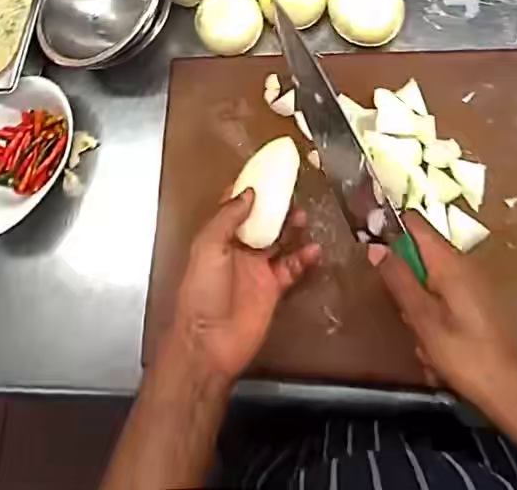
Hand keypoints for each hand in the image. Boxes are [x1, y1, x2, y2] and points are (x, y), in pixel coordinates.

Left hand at [167, 189, 320, 384]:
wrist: (209, 344)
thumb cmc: (202, 292)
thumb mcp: (209, 247)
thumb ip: (228, 217)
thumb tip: (250, 192)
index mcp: (220, 236)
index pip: (235, 206)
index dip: (249, 189)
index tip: (267, 172)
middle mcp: (240, 249)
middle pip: (262, 221)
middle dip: (276, 206)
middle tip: (293, 191)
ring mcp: (258, 269)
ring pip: (280, 240)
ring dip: (292, 227)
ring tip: (304, 215)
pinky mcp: (273, 288)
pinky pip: (292, 267)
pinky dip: (304, 258)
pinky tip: (314, 249)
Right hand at [370, 211, 516, 410]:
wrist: (516, 394)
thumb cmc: (467, 355)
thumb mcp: (423, 319)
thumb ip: (399, 279)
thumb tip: (375, 246)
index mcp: (448, 260)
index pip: (414, 222)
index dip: (390, 228)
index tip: (373, 250)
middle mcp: (462, 264)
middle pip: (419, 255)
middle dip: (405, 281)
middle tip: (405, 315)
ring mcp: (472, 284)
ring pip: (429, 282)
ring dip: (419, 308)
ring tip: (424, 342)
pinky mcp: (477, 304)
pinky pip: (444, 299)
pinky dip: (435, 319)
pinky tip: (438, 351)